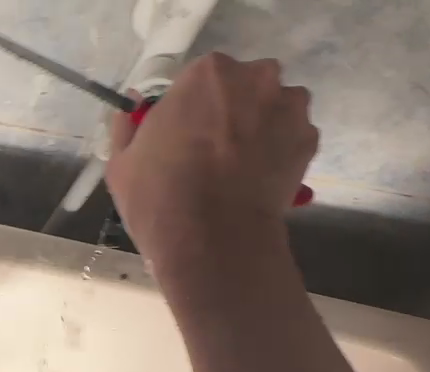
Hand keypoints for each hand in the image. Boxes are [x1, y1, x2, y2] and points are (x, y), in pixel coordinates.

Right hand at [104, 54, 317, 264]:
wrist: (211, 239)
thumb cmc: (158, 198)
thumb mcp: (121, 165)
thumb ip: (127, 128)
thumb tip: (131, 110)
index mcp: (207, 74)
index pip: (196, 81)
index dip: (185, 111)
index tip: (177, 138)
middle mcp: (256, 77)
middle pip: (239, 88)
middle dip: (226, 113)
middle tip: (205, 154)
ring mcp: (289, 106)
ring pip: (269, 110)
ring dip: (254, 130)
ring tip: (232, 172)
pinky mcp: (308, 138)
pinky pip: (287, 139)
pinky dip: (273, 155)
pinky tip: (252, 183)